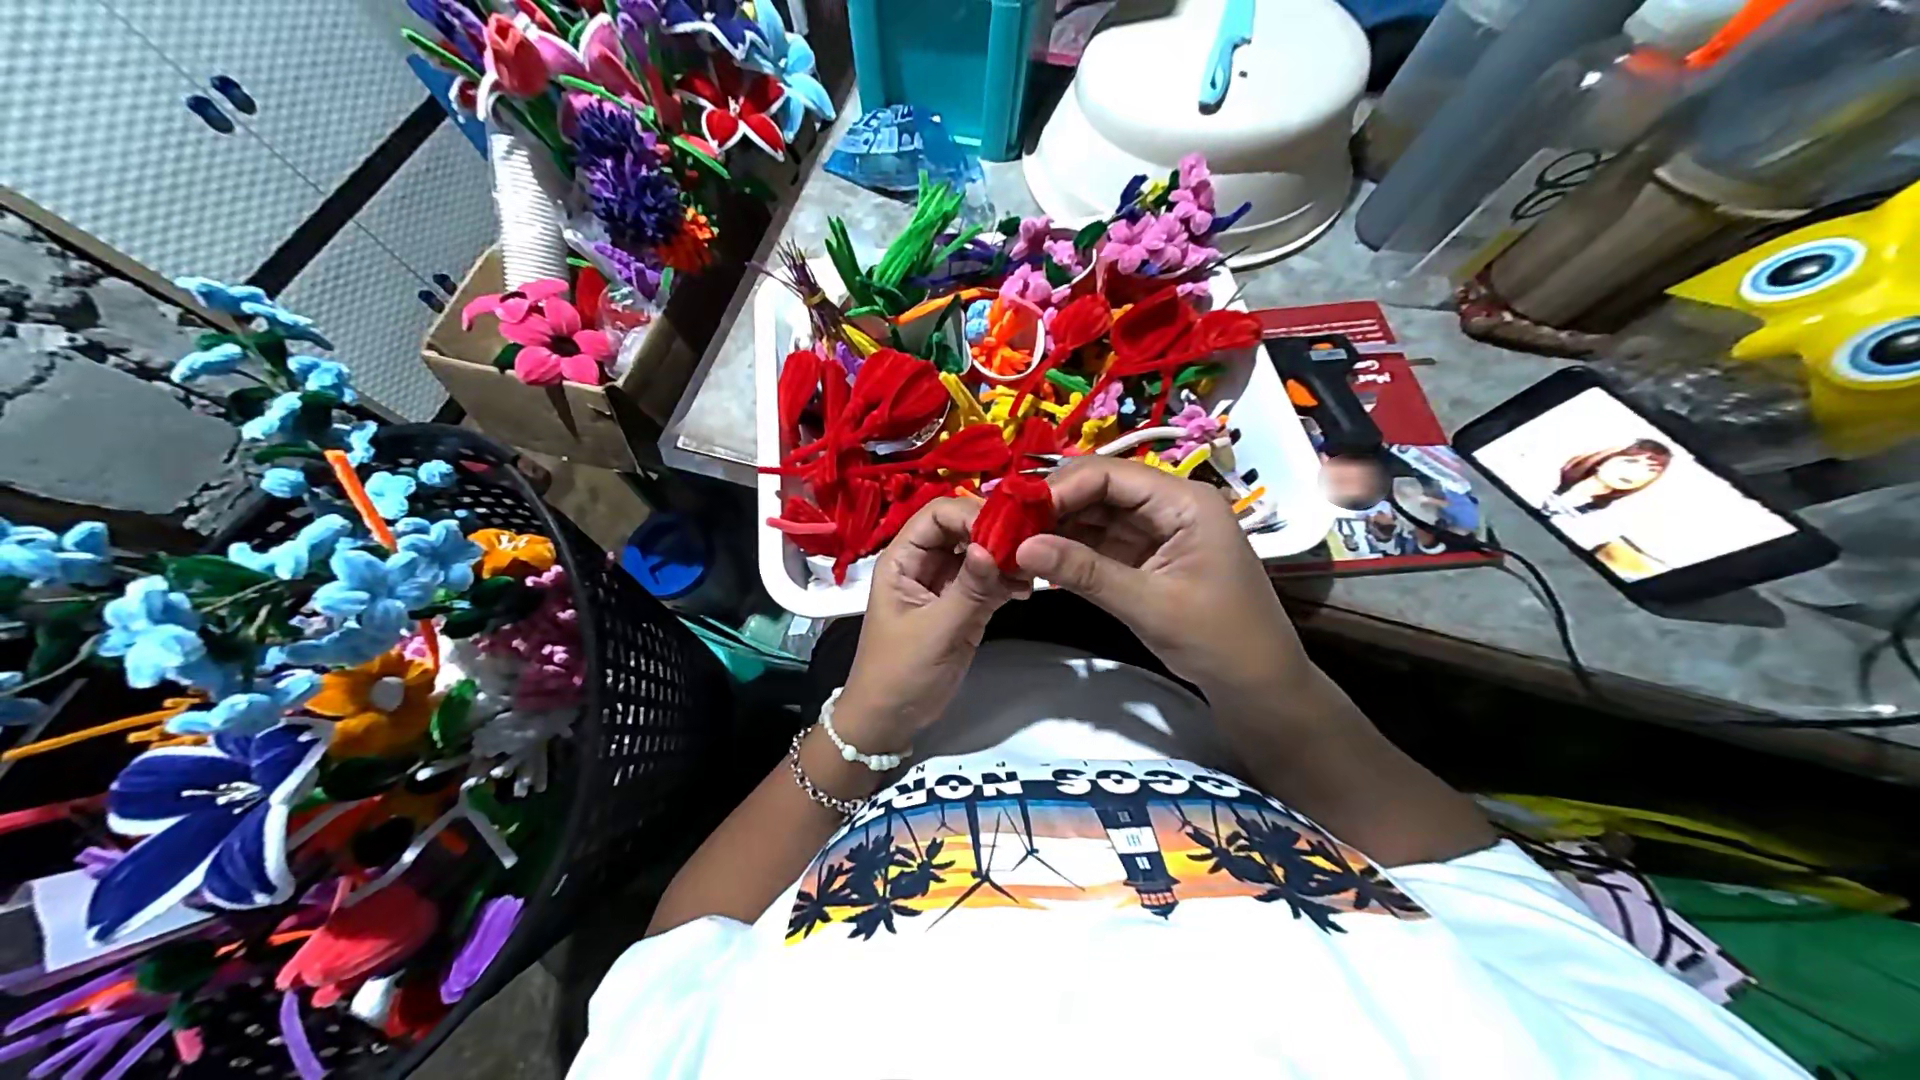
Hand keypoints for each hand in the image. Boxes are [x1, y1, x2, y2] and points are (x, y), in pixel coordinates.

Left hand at [838, 497, 1025, 746]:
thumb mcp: (936, 631)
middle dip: (994, 533)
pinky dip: (1007, 581)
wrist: (889, 720)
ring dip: (1005, 558)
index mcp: (903, 559)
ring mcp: (944, 584)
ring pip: (978, 553)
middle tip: (1029, 548)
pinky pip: (987, 580)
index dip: (970, 515)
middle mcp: (923, 563)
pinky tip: (1024, 591)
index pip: (937, 514)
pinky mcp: (962, 605)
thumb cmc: (901, 673)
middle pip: (962, 528)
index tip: (1006, 531)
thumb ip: (969, 589)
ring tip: (1028, 575)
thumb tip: (993, 547)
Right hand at [1015, 458, 1305, 696]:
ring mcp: (1154, 530)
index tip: (1014, 513)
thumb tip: (1021, 548)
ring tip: (1010, 543)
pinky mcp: (1143, 555)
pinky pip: (1098, 542)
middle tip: (1003, 529)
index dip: (1060, 488)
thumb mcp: (1149, 604)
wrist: (1256, 683)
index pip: (1110, 475)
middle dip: (1051, 507)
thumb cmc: (1218, 639)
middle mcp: (1167, 505)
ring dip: (1055, 528)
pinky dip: (1068, 550)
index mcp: (1183, 500)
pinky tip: (1036, 559)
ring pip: (1093, 515)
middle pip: (1098, 490)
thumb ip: (1085, 572)